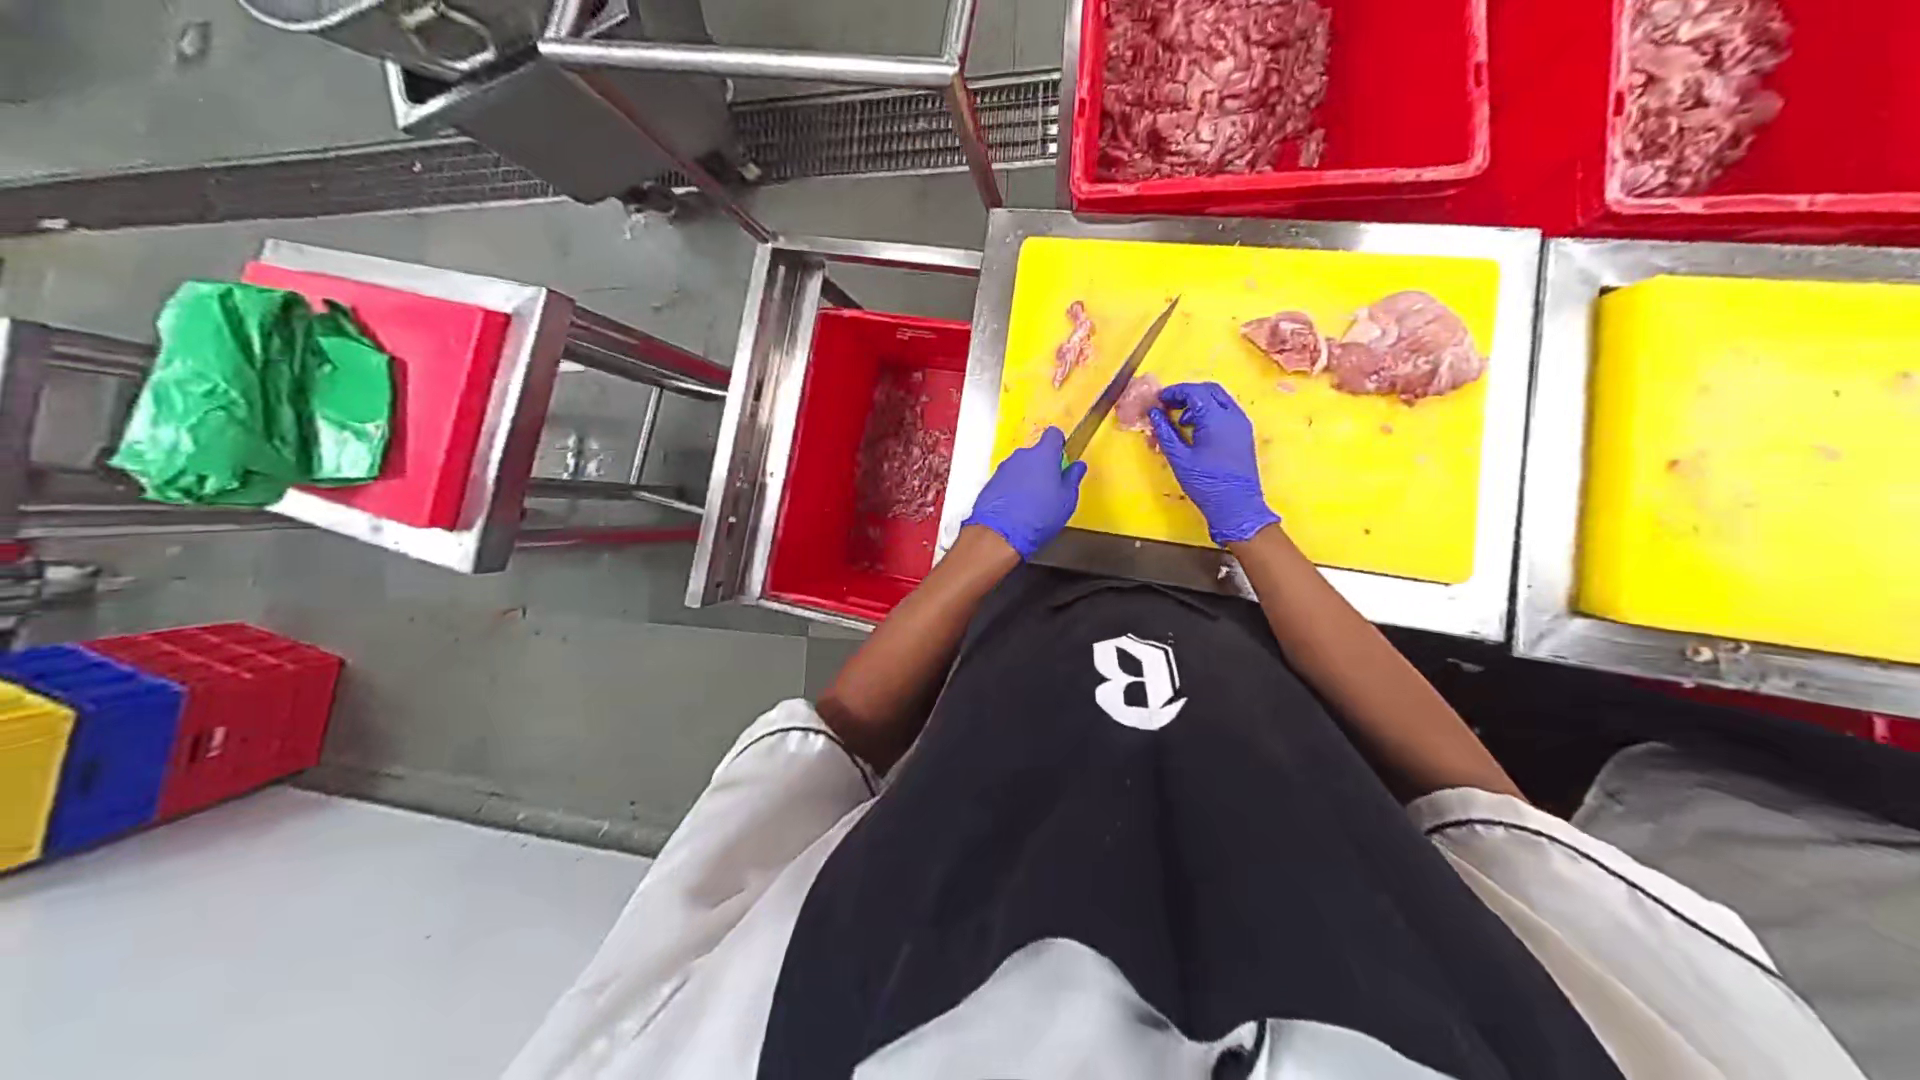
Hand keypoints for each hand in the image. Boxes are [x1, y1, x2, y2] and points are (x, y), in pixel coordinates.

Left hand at [962, 427, 1086, 558]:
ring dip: (1027, 477)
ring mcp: (1003, 468)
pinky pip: (1007, 480)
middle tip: (1049, 488)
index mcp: (1043, 454)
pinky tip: (1016, 508)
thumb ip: (1072, 478)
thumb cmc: (1040, 515)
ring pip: (1020, 466)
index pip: (1053, 434)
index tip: (1062, 459)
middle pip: (1035, 453)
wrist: (999, 534)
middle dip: (1042, 465)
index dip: (1059, 444)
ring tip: (1032, 502)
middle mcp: (1021, 455)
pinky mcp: (990, 482)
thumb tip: (1078, 465)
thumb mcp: (1066, 500)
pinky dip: (1012, 488)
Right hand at [1149, 382, 1280, 545]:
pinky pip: (1226, 411)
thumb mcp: (1179, 458)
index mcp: (1216, 419)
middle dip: (1187, 393)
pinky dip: (1210, 411)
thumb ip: (1165, 432)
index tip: (1158, 400)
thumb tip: (1154, 413)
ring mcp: (1242, 423)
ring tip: (1180, 420)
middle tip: (1168, 405)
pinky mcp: (1244, 433)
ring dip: (1199, 402)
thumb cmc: (1205, 483)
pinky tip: (1196, 429)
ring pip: (1220, 399)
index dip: (1174, 392)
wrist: (1237, 505)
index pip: (1194, 391)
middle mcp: (1233, 415)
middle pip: (1209, 390)